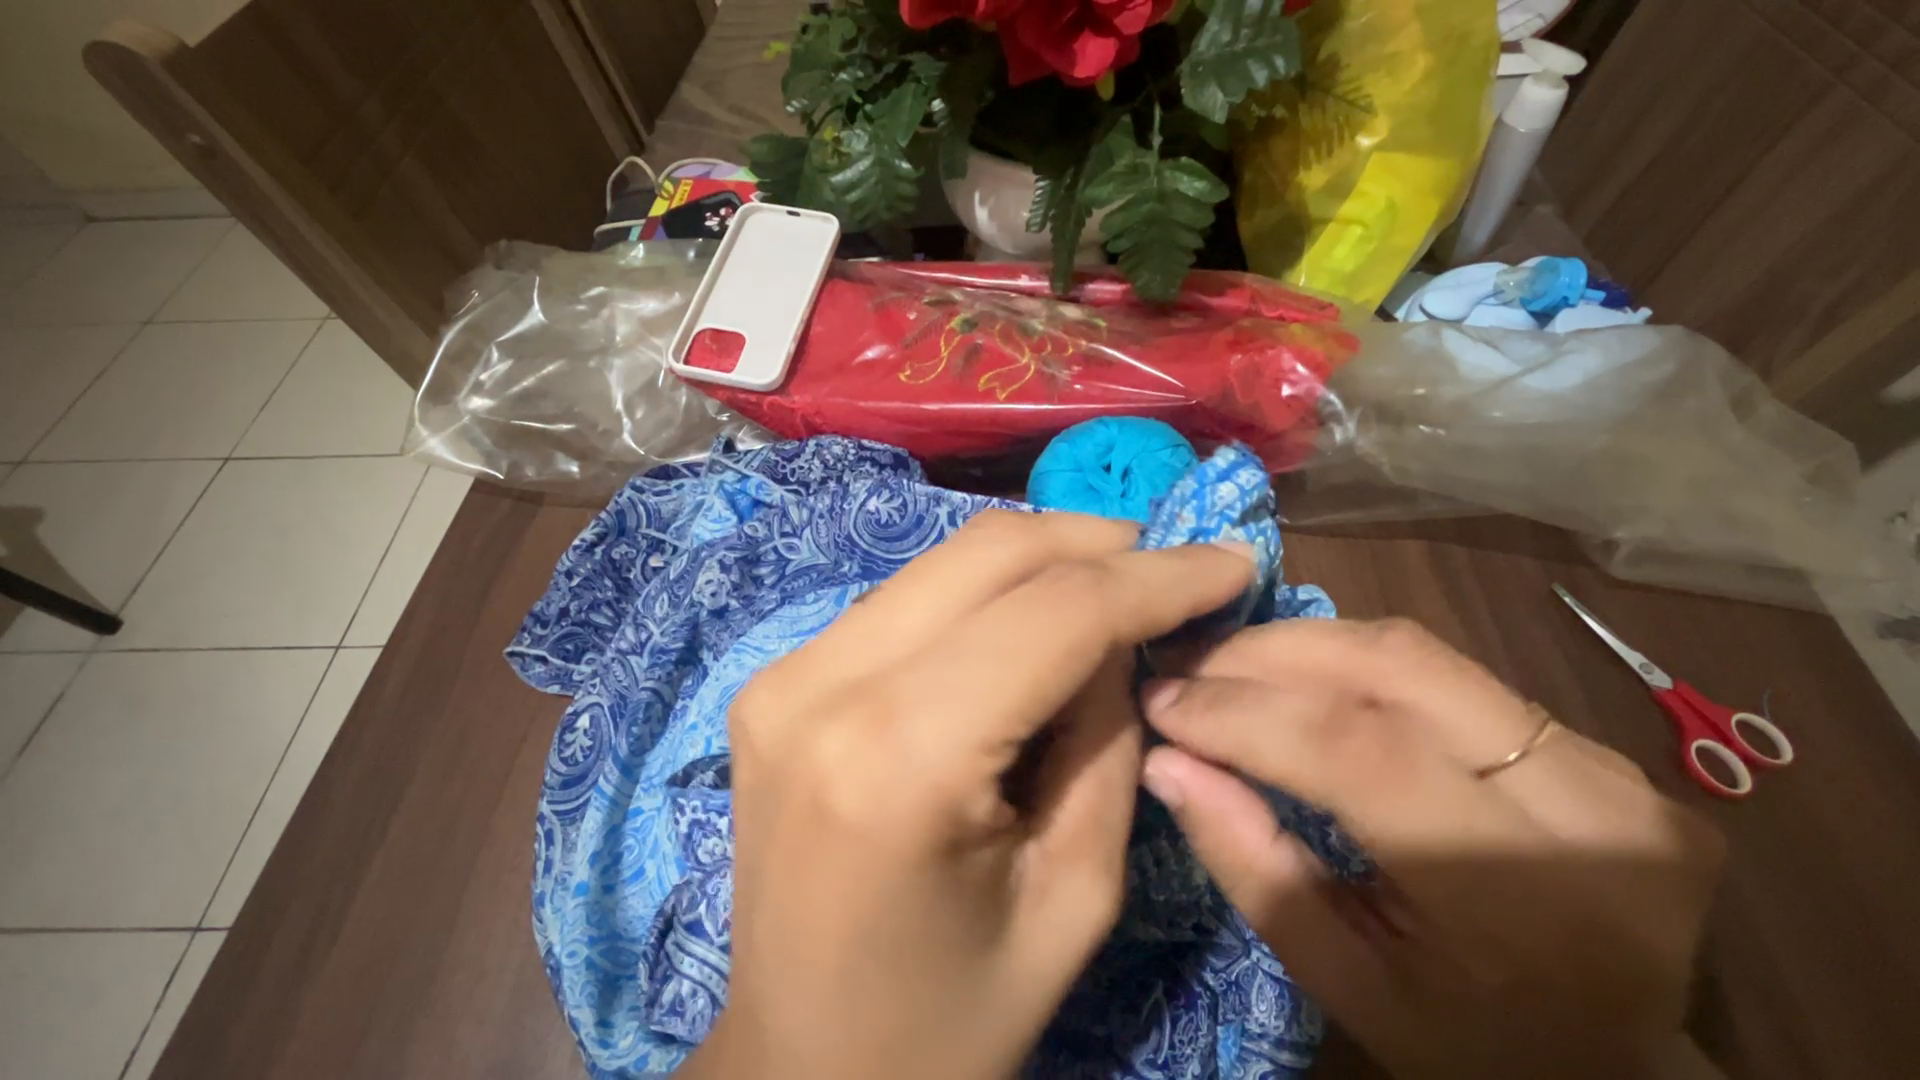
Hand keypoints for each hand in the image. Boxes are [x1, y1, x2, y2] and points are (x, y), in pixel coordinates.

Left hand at [684, 510, 1256, 1079]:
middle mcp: (821, 687)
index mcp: (898, 757)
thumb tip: (1126, 630)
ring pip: (941, 565)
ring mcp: (783, 675)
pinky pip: (902, 603)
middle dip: (1098, 543)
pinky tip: (1031, 626)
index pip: (1053, 614)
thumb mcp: (1075, 892)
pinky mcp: (774, 681)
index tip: (1230, 561)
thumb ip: (1107, 738)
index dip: (1154, 576)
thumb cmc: (954, 1015)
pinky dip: (981, 598)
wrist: (806, 1063)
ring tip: (1117, 590)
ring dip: (1041, 563)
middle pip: (987, 555)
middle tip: (1175, 566)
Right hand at [1139, 618, 1724, 1079]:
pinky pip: (1447, 674)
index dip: (1244, 714)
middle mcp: (1585, 803)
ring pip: (1419, 652)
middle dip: (1266, 654)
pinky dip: (1355, 666)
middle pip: (1394, 667)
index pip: (1359, 753)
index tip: (1160, 701)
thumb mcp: (1344, 983)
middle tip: (1185, 667)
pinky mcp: (1603, 744)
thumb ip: (1251, 865)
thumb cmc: (1468, 1043)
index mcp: (1521, 896)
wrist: (1625, 1068)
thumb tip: (1164, 761)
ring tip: (1228, 666)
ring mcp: (1608, 762)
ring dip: (1304, 647)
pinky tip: (1303, 682)